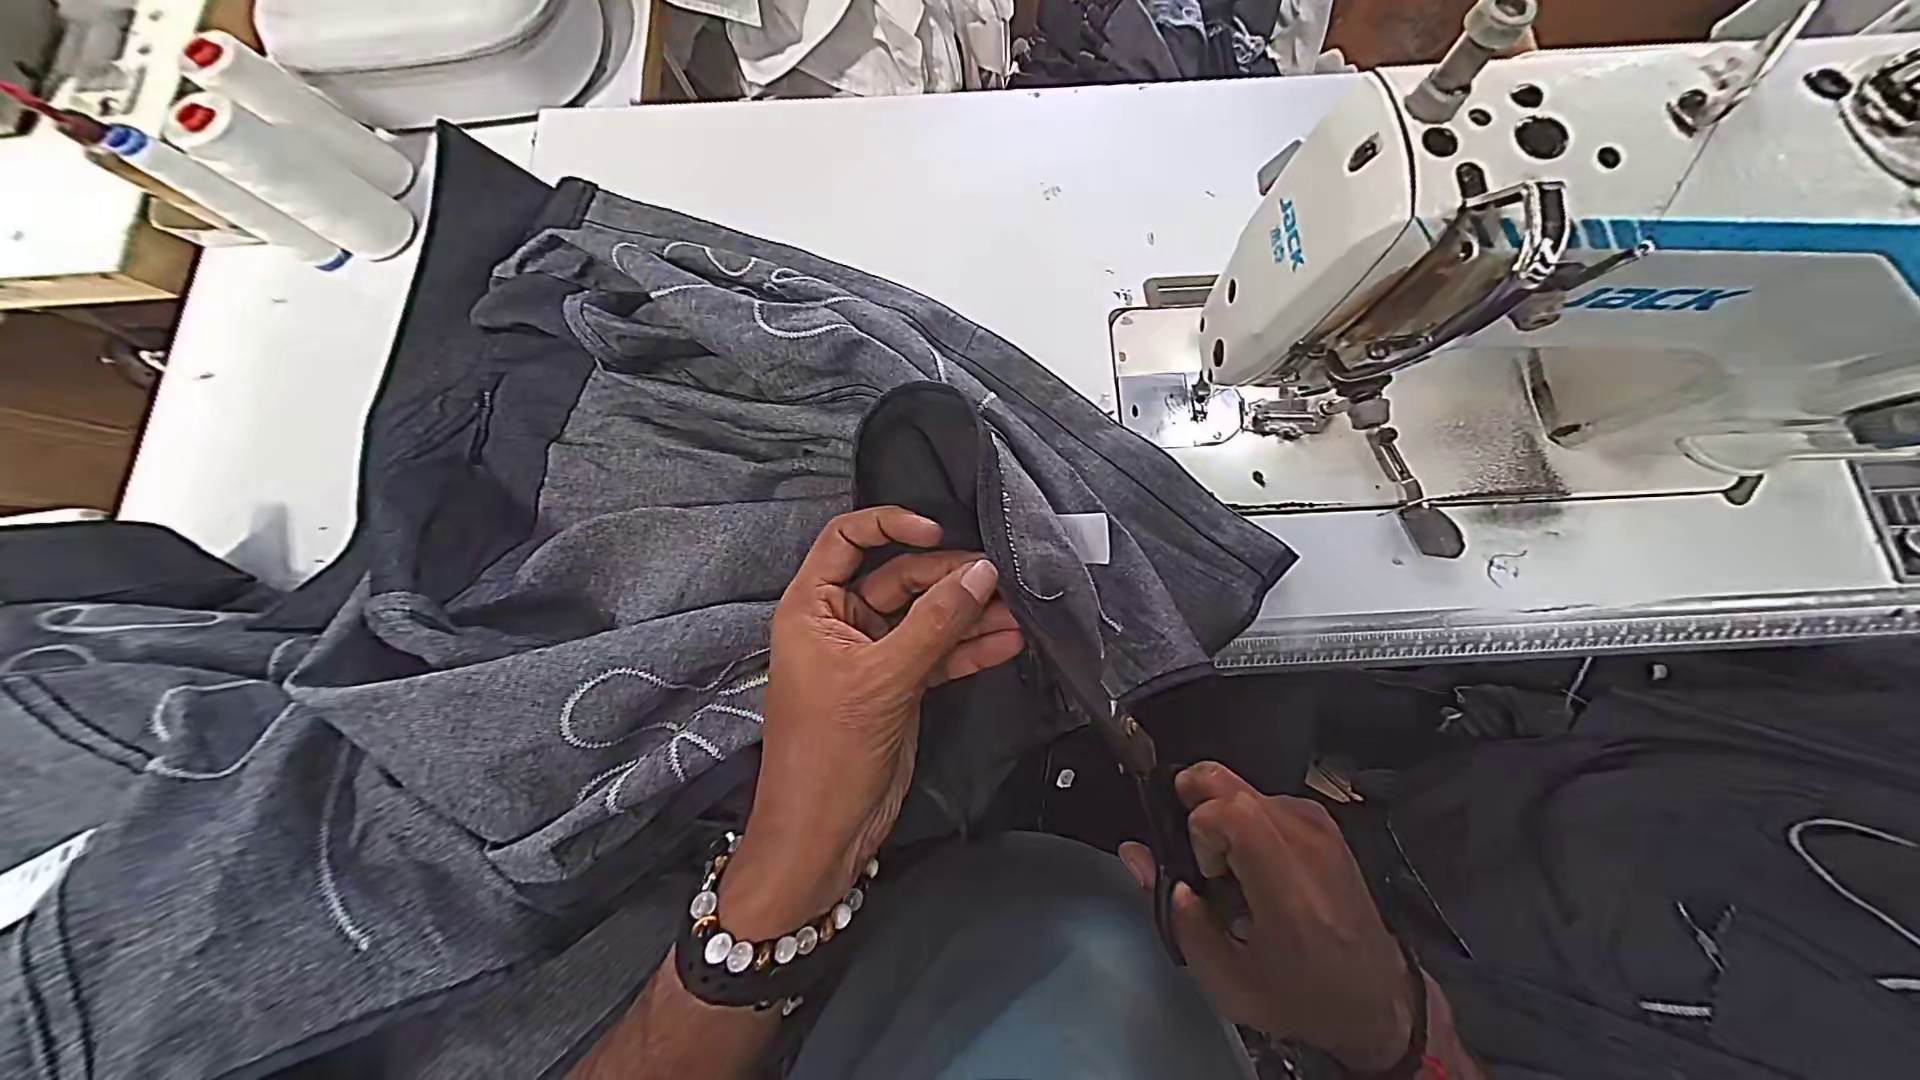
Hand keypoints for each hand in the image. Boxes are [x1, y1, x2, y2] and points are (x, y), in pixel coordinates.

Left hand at [720, 507, 1023, 937]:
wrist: (825, 833)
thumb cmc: (825, 755)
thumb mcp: (883, 679)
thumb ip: (935, 623)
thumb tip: (979, 574)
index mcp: (814, 607)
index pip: (848, 540)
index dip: (890, 525)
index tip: (936, 531)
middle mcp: (842, 622)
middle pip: (902, 578)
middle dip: (950, 580)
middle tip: (998, 580)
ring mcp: (874, 653)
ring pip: (927, 617)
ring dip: (970, 614)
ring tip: (1016, 610)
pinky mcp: (900, 682)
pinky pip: (939, 652)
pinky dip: (970, 647)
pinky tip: (1005, 640)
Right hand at [1119, 763, 1413, 1070]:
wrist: (1377, 1001)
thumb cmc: (1303, 997)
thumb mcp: (1226, 978)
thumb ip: (1174, 913)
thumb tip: (1138, 855)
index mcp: (1290, 891)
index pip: (1230, 811)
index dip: (1199, 831)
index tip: (1207, 872)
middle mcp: (1308, 846)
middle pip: (1227, 782)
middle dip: (1193, 802)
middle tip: (1198, 846)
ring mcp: (1318, 826)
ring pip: (1237, 785)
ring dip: (1217, 814)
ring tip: (1231, 864)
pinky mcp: (1321, 818)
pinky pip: (1258, 794)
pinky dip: (1241, 816)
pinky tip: (1251, 858)